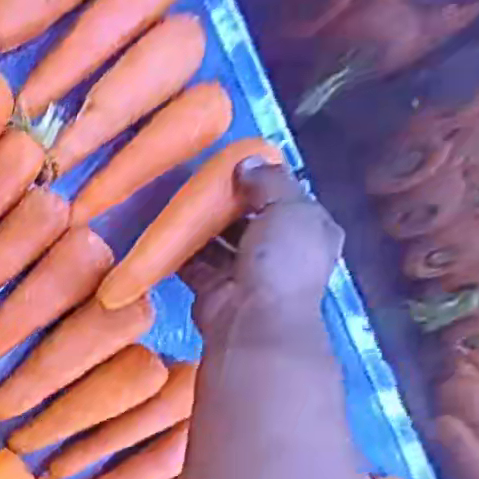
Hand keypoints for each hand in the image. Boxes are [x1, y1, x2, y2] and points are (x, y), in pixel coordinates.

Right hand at [187, 159, 343, 333]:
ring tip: (179, 207)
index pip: (286, 199)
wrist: (253, 318)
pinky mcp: (212, 290)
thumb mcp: (288, 207)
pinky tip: (168, 236)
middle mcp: (279, 252)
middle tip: (199, 186)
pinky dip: (182, 254)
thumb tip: (247, 160)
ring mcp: (244, 273)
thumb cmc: (282, 259)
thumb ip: (269, 182)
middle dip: (228, 207)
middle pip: (250, 221)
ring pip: (221, 244)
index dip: (263, 182)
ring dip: (203, 230)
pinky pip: (195, 266)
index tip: (234, 169)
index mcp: (310, 230)